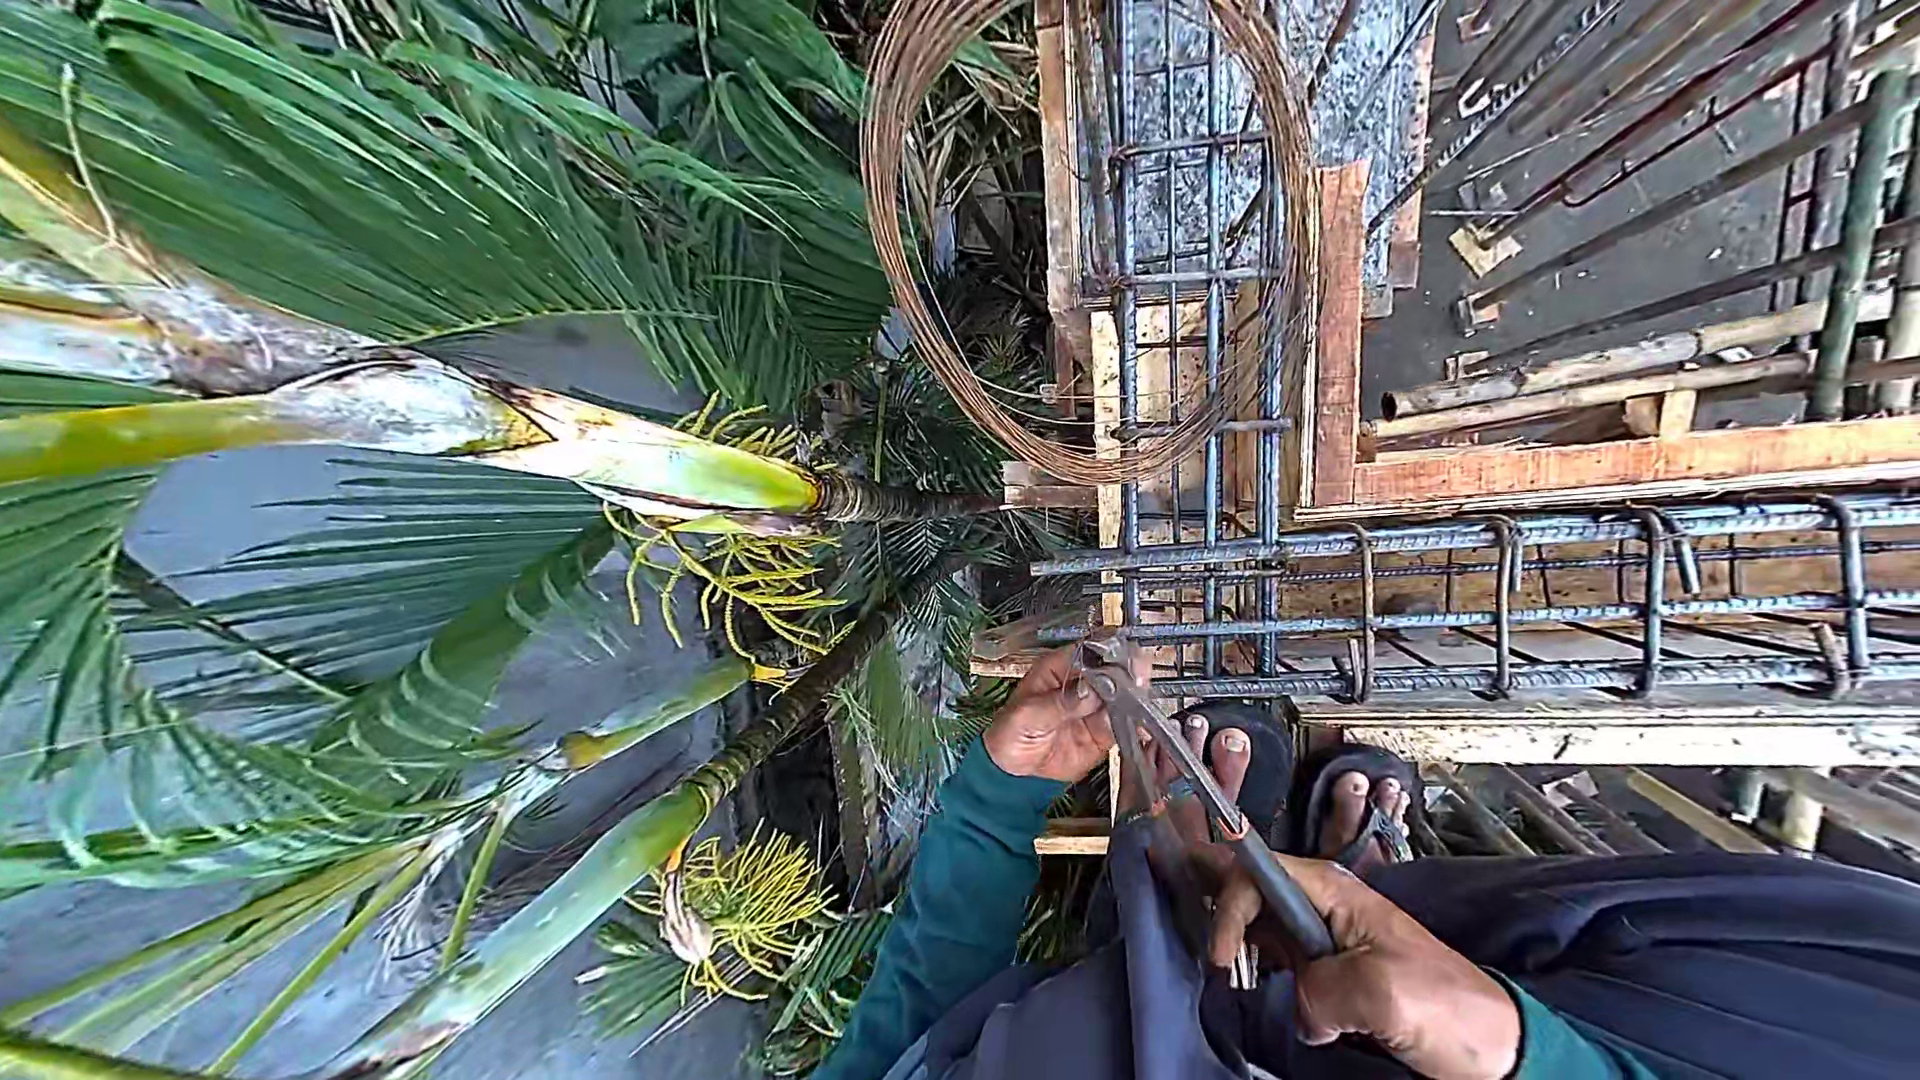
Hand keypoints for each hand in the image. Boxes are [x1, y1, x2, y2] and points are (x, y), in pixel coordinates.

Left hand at [981, 644, 1146, 782]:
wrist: (1012, 768)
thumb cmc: (1010, 731)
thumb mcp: (1028, 714)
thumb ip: (1060, 703)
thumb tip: (1089, 691)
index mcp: (1057, 669)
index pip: (1087, 652)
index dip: (1107, 653)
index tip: (1122, 659)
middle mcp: (1080, 684)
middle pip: (1111, 673)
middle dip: (1125, 676)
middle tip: (1136, 683)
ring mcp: (1093, 708)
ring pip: (1121, 697)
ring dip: (1131, 700)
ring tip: (1138, 703)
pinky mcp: (1102, 732)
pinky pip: (1122, 724)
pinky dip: (1131, 724)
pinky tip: (1136, 723)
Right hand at [1180, 735, 1515, 1079]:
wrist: (1503, 1053)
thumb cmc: (1450, 1010)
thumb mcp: (1385, 996)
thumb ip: (1321, 991)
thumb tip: (1296, 1007)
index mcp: (1329, 889)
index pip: (1255, 874)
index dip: (1228, 905)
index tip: (1222, 957)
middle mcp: (1316, 900)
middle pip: (1245, 884)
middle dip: (1209, 894)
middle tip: (1172, 907)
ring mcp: (1319, 931)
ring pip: (1252, 917)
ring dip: (1226, 933)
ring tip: (1201, 951)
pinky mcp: (1324, 963)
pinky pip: (1270, 950)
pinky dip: (1246, 958)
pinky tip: (1232, 971)